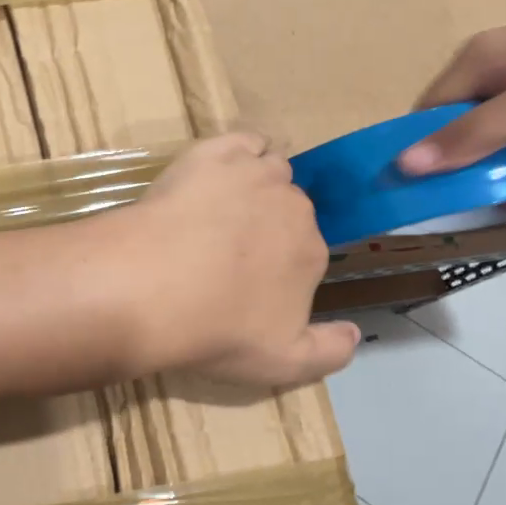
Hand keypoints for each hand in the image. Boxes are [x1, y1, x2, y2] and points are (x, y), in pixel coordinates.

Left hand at [105, 133, 358, 388]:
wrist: (149, 288)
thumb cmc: (215, 330)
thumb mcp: (283, 364)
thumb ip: (328, 351)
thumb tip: (355, 334)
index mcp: (312, 253)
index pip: (305, 250)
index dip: (277, 264)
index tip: (246, 278)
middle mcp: (293, 207)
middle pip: (287, 208)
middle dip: (265, 225)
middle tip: (222, 249)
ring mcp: (252, 174)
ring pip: (268, 169)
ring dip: (255, 184)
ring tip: (217, 209)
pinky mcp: (211, 154)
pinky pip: (242, 140)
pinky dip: (237, 150)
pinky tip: (217, 167)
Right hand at [397, 18, 505, 177]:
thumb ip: (473, 133)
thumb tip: (405, 164)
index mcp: (482, 55)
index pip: (427, 110)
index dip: (421, 150)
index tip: (429, 193)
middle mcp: (495, 68)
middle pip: (455, 129)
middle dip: (466, 173)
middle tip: (487, 208)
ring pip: (486, 142)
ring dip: (497, 180)